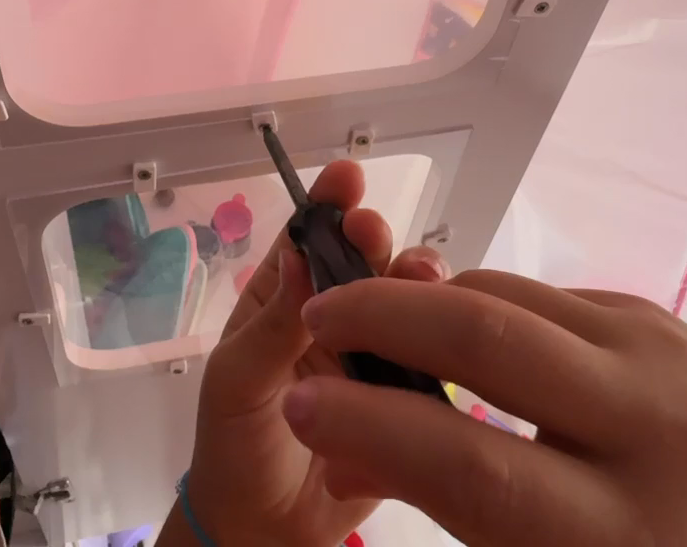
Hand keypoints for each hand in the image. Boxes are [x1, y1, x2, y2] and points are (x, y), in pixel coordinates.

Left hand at [171, 160, 447, 546]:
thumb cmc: (235, 443)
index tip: (348, 174)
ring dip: (413, 279)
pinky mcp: (401, 395)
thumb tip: (297, 253)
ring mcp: (367, 354)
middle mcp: (330, 317)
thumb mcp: (240, 379)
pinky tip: (451, 325)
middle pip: (359, 262)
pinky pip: (425, 355)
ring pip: (400, 301)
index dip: (326, 203)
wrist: (263, 530)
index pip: (304, 238)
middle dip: (371, 236)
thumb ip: (271, 324)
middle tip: (374, 231)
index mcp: (281, 301)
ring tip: (422, 273)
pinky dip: (440, 334)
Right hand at [282, 273, 686, 545]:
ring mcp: (660, 353)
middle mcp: (653, 429)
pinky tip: (451, 332)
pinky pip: (536, 295)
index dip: (367, 425)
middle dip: (379, 315)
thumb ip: (458, 516)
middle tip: (316, 318)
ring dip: (419, 301)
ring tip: (369, 320)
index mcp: (631, 537)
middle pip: (484, 337)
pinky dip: (473, 305)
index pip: (468, 462)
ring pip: (504, 296)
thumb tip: (351, 448)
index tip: (299, 401)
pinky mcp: (655, 315)